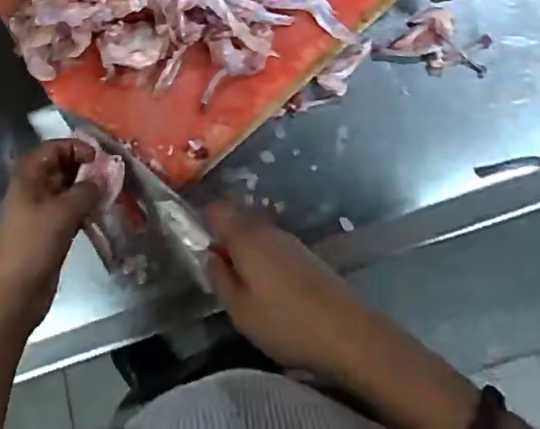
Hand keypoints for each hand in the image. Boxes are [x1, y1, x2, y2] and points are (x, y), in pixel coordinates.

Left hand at [0, 139, 101, 326]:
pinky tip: (99, 213)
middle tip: (108, 174)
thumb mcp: (64, 211)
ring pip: (67, 189)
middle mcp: (32, 188)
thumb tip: (104, 177)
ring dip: (86, 189)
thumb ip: (87, 189)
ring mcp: (39, 209)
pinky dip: (83, 208)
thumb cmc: (36, 243)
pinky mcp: (48, 229)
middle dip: (85, 167)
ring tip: (108, 193)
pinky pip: (68, 209)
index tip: (97, 158)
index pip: (53, 148)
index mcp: (28, 176)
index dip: (75, 147)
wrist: (17, 292)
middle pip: (61, 166)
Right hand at [202, 202, 378, 375]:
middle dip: (224, 238)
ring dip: (245, 251)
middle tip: (216, 270)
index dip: (201, 218)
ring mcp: (289, 240)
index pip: (216, 210)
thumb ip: (219, 278)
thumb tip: (209, 255)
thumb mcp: (240, 310)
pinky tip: (267, 287)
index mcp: (246, 236)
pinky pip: (273, 247)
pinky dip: (263, 259)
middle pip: (237, 220)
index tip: (193, 239)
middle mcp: (267, 229)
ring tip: (240, 283)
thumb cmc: (284, 321)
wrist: (346, 330)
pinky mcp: (305, 254)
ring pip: (256, 234)